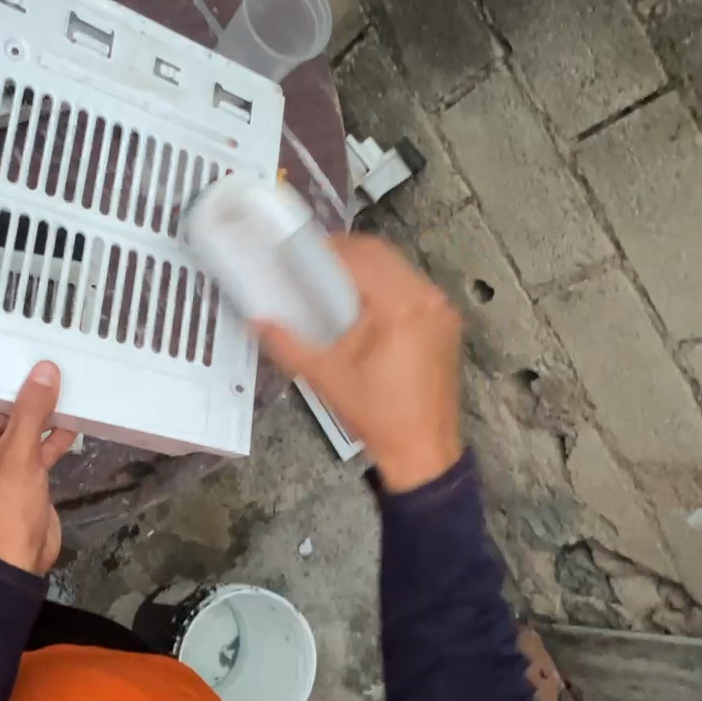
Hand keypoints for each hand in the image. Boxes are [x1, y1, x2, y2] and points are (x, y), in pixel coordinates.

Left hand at [0, 361, 78, 573]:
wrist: (20, 556)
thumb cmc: (8, 502)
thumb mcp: (20, 451)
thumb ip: (32, 409)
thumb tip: (45, 369)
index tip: (8, 349)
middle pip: (0, 407)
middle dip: (22, 389)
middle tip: (45, 357)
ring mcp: (4, 460)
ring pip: (22, 426)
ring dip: (42, 411)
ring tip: (66, 380)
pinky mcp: (25, 473)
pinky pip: (37, 446)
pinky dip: (53, 435)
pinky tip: (76, 418)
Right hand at [257, 234, 464, 491]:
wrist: (421, 450)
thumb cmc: (381, 418)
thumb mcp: (325, 377)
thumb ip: (288, 344)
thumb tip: (259, 321)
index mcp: (402, 309)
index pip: (361, 257)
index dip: (327, 249)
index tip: (300, 253)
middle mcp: (427, 302)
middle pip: (381, 254)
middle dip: (342, 254)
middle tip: (308, 265)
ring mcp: (440, 312)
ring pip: (397, 267)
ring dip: (362, 268)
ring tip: (328, 283)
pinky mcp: (442, 324)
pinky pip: (409, 288)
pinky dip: (381, 286)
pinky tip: (356, 304)